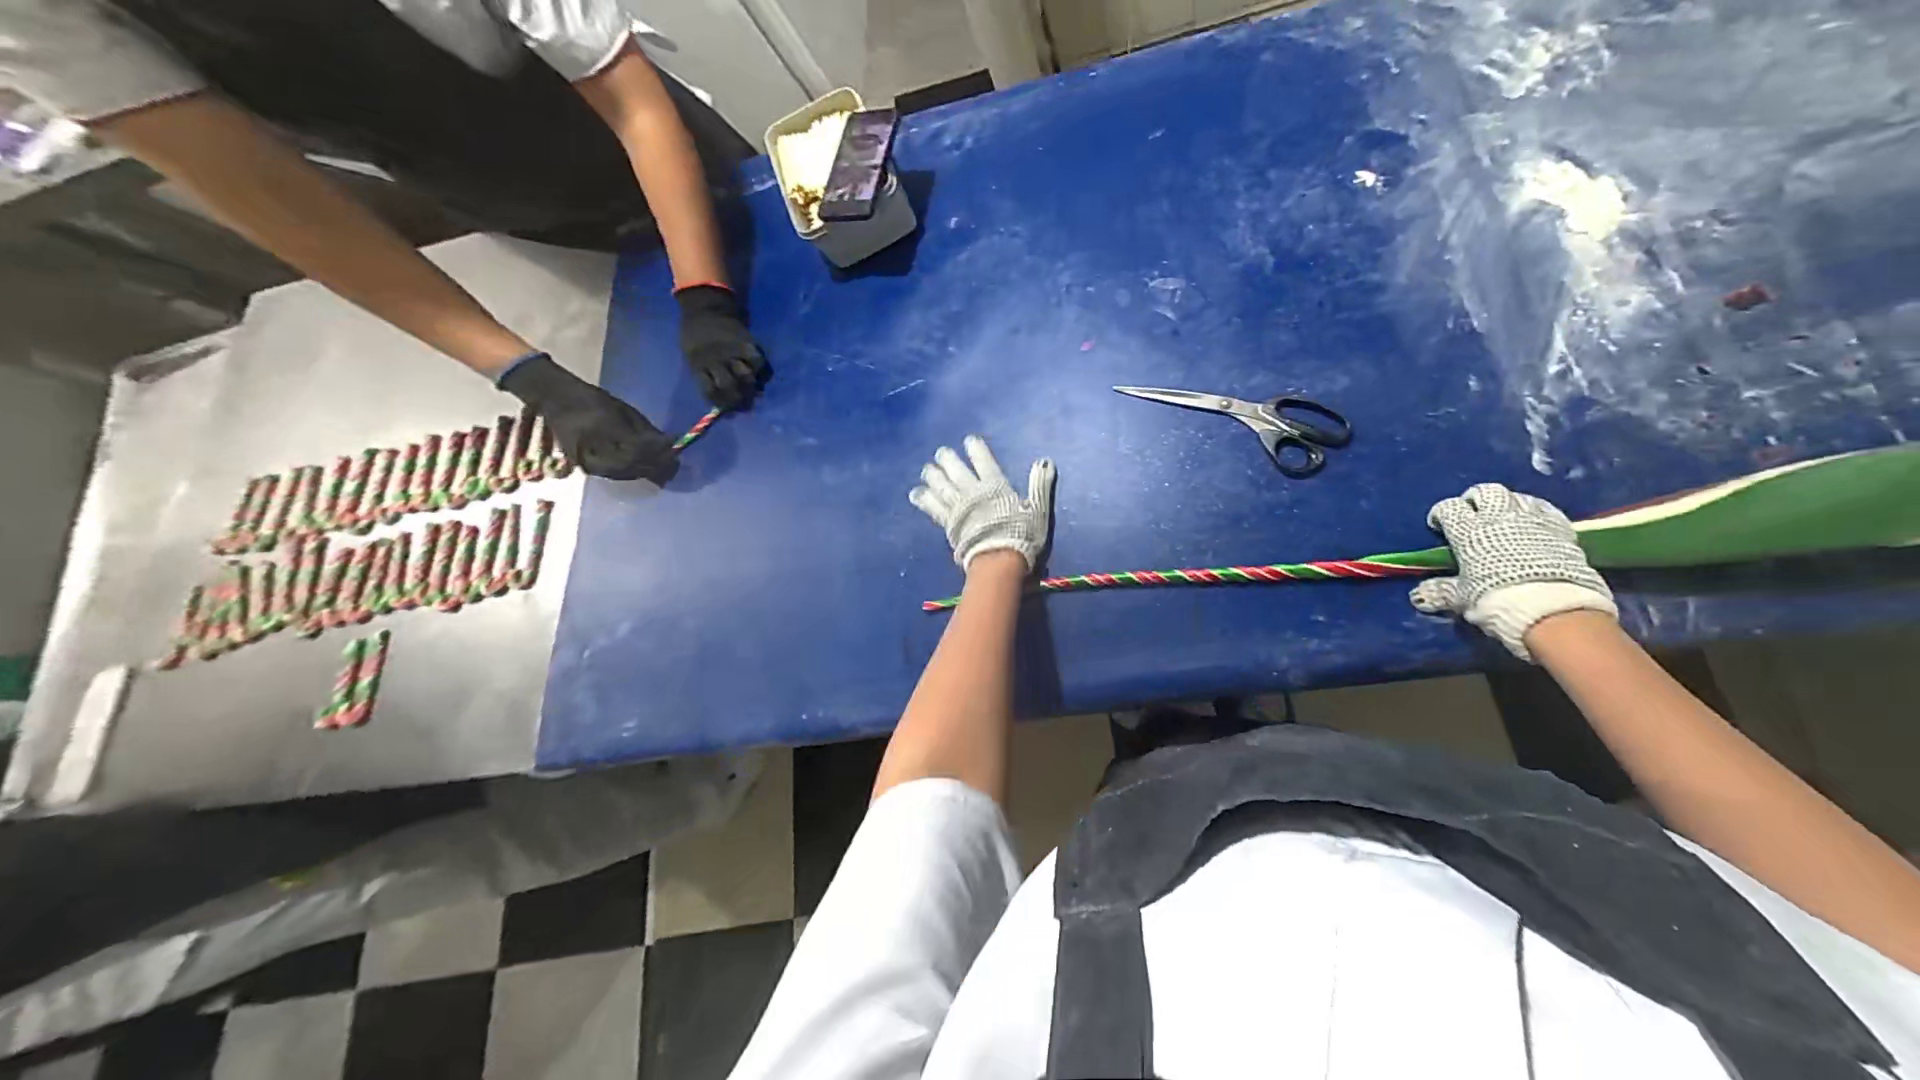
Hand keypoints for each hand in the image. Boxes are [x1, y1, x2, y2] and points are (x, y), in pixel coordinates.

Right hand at [497, 353, 676, 481]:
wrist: (553, 398)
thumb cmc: (591, 398)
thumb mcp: (622, 409)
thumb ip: (645, 429)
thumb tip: (669, 445)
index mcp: (602, 425)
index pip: (638, 447)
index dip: (659, 452)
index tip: (675, 448)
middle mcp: (592, 446)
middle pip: (632, 465)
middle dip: (656, 465)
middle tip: (674, 463)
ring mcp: (585, 458)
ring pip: (624, 473)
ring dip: (646, 471)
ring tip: (664, 468)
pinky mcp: (582, 465)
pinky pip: (612, 474)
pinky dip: (631, 473)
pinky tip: (644, 468)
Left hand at [676, 285, 766, 408]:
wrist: (706, 308)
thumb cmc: (695, 335)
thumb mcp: (691, 355)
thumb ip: (703, 374)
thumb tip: (719, 396)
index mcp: (699, 365)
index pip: (711, 391)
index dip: (721, 404)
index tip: (727, 409)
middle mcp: (716, 360)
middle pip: (730, 386)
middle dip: (738, 398)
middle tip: (744, 403)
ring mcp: (732, 352)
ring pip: (746, 376)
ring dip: (750, 386)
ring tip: (753, 390)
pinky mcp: (747, 343)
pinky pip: (758, 362)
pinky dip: (761, 370)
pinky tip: (759, 372)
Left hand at [909, 436, 1055, 572]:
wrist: (999, 559)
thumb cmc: (1022, 535)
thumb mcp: (1037, 509)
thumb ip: (1040, 485)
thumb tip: (1045, 461)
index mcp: (995, 486)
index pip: (983, 460)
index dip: (976, 449)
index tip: (969, 441)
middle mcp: (973, 492)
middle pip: (956, 470)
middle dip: (948, 459)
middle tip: (941, 453)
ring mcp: (958, 507)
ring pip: (941, 485)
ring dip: (933, 475)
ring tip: (927, 469)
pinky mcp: (948, 523)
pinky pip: (932, 507)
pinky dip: (924, 499)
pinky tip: (916, 493)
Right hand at [1408, 482, 1615, 660]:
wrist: (1552, 607)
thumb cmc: (1496, 599)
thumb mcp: (1461, 598)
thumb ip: (1442, 592)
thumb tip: (1419, 596)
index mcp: (1468, 532)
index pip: (1449, 508)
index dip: (1441, 514)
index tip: (1439, 526)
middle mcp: (1498, 518)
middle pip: (1486, 492)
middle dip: (1476, 499)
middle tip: (1473, 513)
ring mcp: (1532, 521)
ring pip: (1517, 496)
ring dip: (1507, 503)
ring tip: (1504, 517)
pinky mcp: (1561, 529)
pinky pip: (1546, 510)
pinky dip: (1536, 513)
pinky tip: (1534, 524)